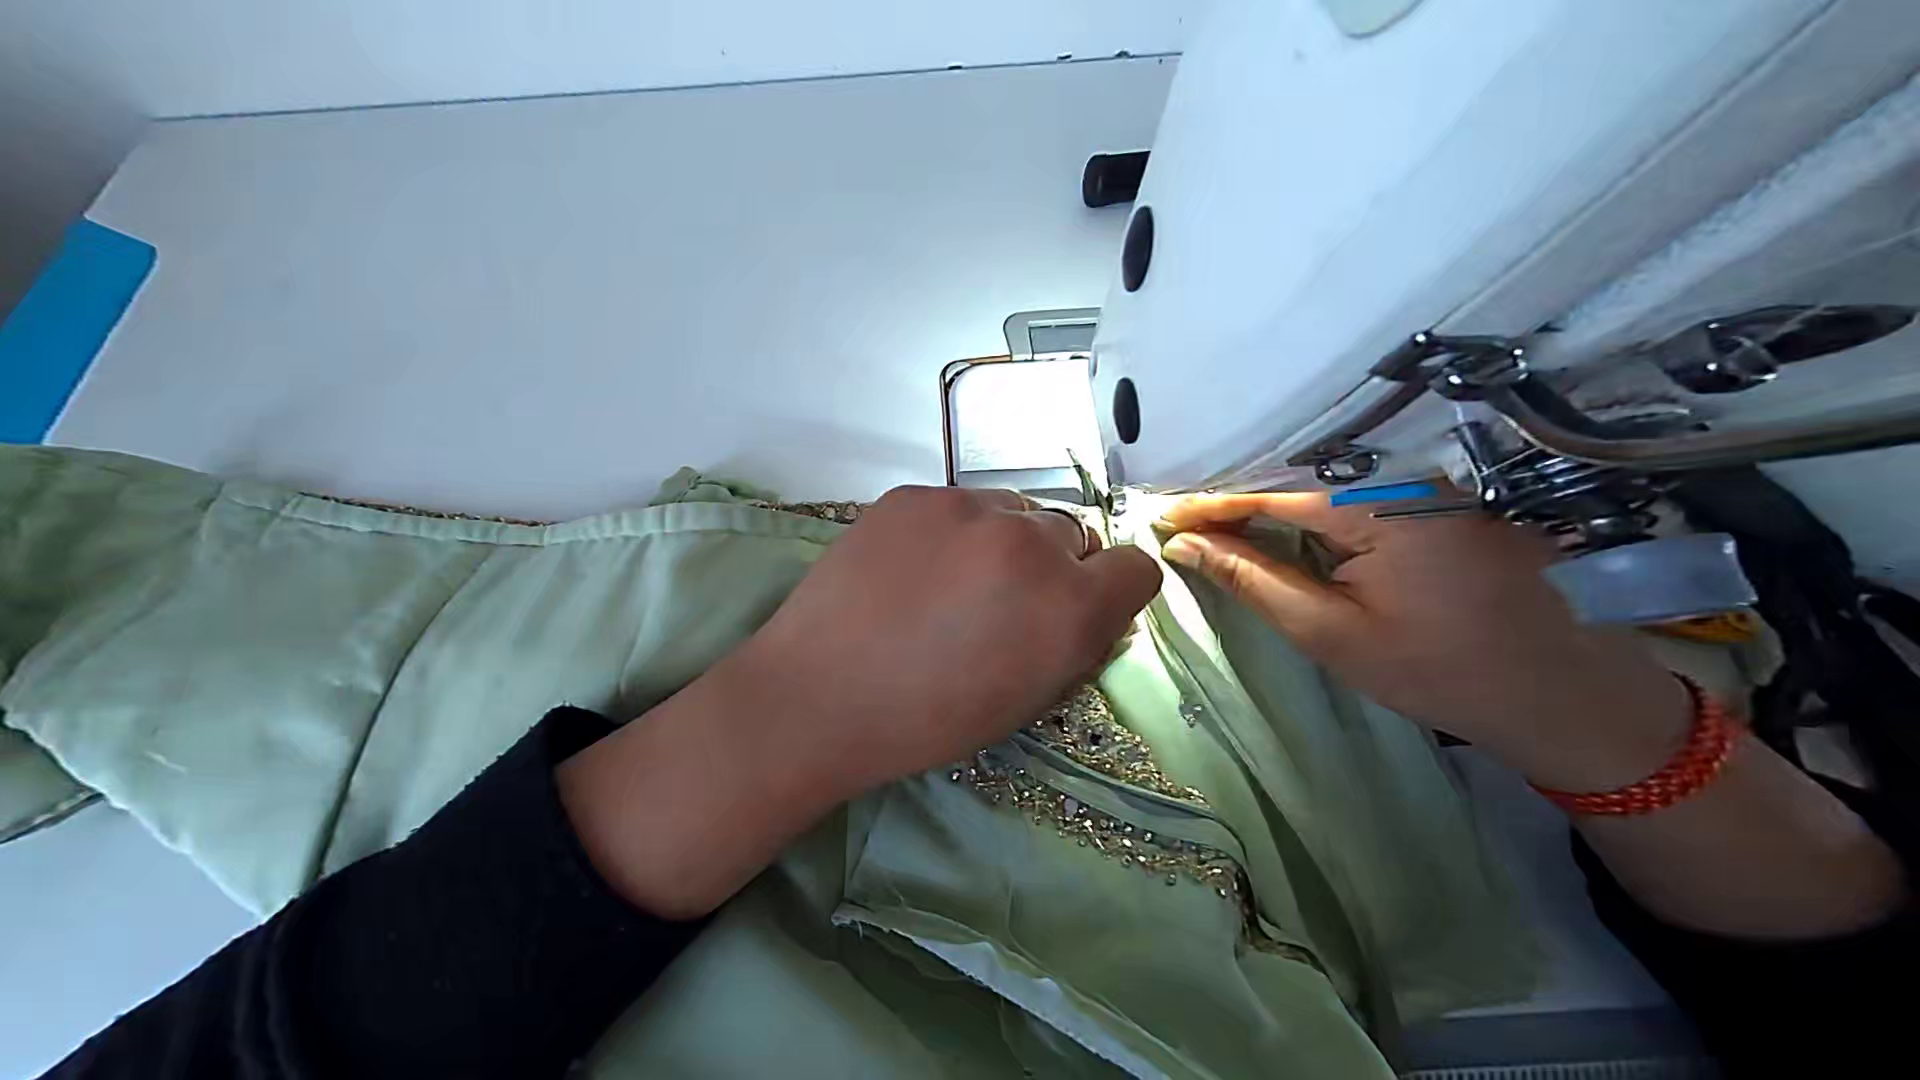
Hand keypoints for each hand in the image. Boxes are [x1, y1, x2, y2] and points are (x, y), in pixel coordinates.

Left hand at [738, 486, 1162, 791]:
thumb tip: (1099, 606)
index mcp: (1069, 607)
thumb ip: (1077, 644)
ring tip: (953, 582)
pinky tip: (912, 568)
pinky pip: (961, 505)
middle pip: (1075, 534)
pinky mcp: (915, 494)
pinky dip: (953, 531)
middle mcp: (1030, 543)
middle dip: (1054, 567)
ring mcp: (967, 508)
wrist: (818, 695)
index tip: (1078, 609)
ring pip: (1017, 512)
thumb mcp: (1027, 701)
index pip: (1136, 569)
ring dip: (1005, 542)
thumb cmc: (928, 720)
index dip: (1111, 592)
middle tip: (1003, 602)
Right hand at [1157, 493, 1691, 791]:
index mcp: (1384, 506)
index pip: (1273, 491)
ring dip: (1270, 502)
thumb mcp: (1330, 633)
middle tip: (1182, 522)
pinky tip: (1276, 524)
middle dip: (1235, 500)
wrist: (1562, 696)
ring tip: (1215, 522)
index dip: (1212, 505)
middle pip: (1298, 475)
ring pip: (1326, 481)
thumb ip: (1252, 580)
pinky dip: (1310, 508)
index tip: (1164, 517)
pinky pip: (1357, 491)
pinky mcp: (1441, 495)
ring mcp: (1431, 481)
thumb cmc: (1439, 671)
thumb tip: (1185, 545)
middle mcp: (1408, 475)